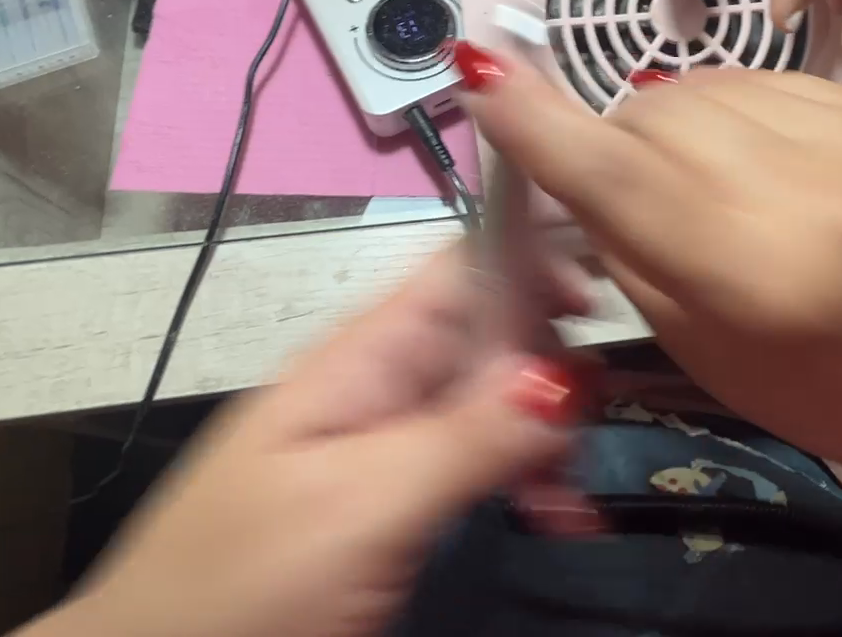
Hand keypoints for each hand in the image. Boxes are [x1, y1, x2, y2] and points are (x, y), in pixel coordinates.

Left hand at [26, 250, 578, 636]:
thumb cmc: (244, 584)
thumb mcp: (361, 507)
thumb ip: (464, 437)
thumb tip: (566, 374)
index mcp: (366, 350)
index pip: (460, 263)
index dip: (532, 257)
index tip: (597, 296)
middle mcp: (386, 375)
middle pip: (490, 327)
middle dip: (551, 362)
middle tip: (591, 424)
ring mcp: (393, 432)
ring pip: (494, 395)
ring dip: (545, 431)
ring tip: (572, 496)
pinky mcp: (399, 486)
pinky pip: (478, 454)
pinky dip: (523, 474)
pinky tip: (553, 513)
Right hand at [454, 45, 841, 481]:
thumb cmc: (809, 389)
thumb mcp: (693, 338)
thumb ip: (622, 239)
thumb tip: (564, 152)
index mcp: (748, 271)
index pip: (613, 173)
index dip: (535, 120)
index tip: (479, 74)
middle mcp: (803, 190)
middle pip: (651, 110)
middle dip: (617, 135)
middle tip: (632, 183)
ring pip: (697, 84)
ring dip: (670, 119)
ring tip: (702, 175)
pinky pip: (754, 78)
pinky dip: (728, 109)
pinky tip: (754, 154)